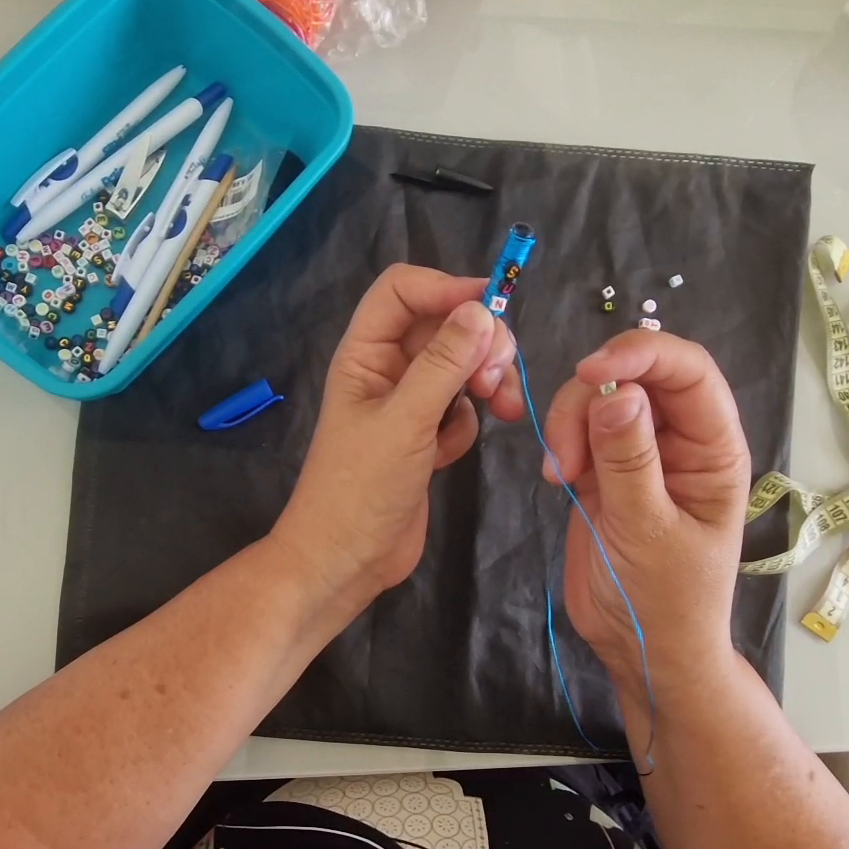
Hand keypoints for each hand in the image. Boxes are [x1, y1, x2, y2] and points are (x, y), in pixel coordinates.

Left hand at [271, 264, 523, 604]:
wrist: (346, 560)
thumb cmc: (361, 488)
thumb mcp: (405, 421)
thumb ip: (444, 364)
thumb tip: (481, 311)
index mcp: (365, 354)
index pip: (403, 291)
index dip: (447, 288)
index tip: (494, 308)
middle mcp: (387, 371)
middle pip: (443, 327)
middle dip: (479, 343)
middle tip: (500, 376)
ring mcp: (407, 406)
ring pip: (459, 369)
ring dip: (484, 383)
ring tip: (501, 411)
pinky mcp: (424, 438)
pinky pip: (459, 411)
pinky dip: (465, 426)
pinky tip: (448, 456)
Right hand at [540, 330, 750, 691]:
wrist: (639, 647)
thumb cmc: (664, 599)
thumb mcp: (648, 530)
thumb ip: (630, 460)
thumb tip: (616, 391)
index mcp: (713, 449)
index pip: (689, 373)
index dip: (643, 354)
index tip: (590, 370)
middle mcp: (679, 442)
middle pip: (636, 376)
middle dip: (591, 397)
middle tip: (565, 450)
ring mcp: (637, 455)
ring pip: (598, 399)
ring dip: (570, 423)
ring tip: (559, 474)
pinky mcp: (601, 472)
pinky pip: (578, 430)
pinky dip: (561, 442)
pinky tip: (556, 478)